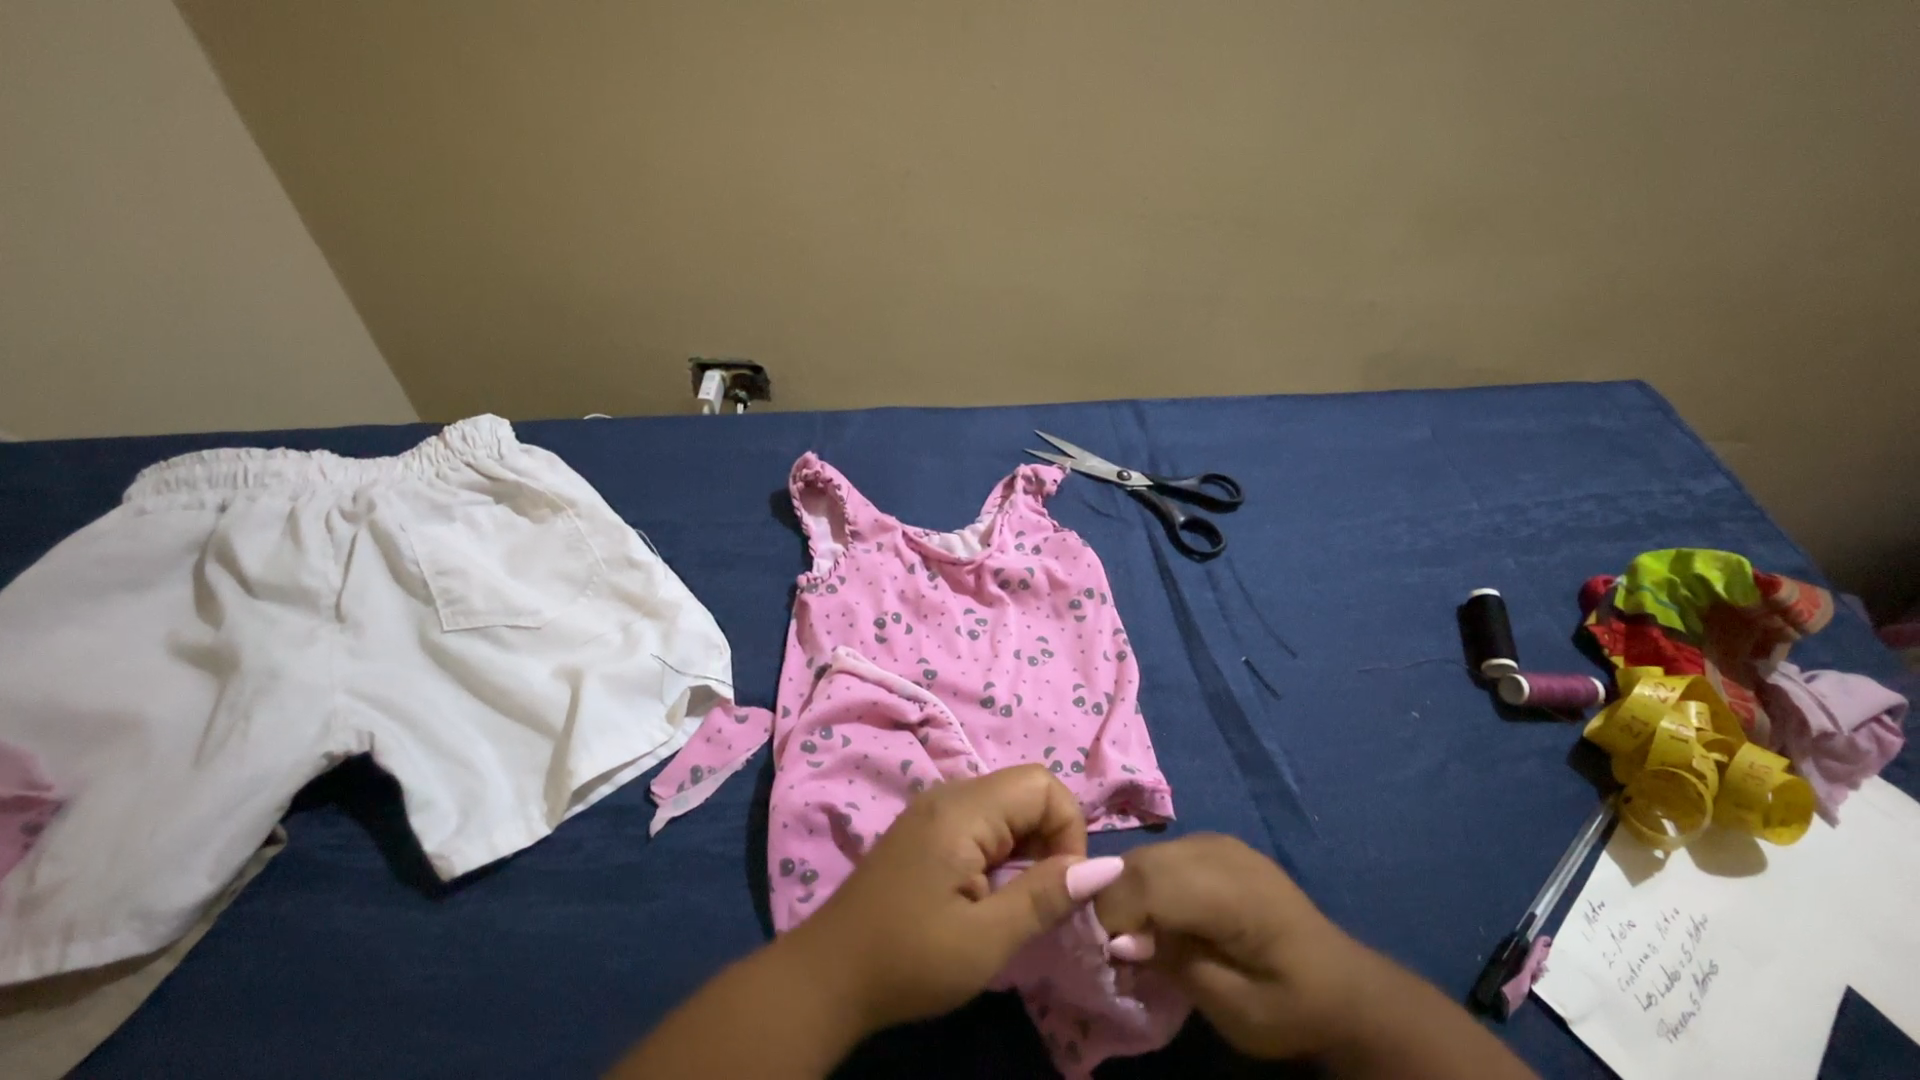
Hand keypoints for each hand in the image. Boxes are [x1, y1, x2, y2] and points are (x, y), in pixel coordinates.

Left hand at [782, 764, 1091, 1033]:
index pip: (1043, 784)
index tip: (1061, 884)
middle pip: (1025, 789)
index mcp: (962, 811)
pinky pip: (980, 821)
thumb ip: (1046, 895)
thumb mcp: (987, 939)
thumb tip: (1106, 866)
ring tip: (1015, 898)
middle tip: (1040, 896)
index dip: (1068, 829)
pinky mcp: (923, 831)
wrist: (827, 978)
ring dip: (1026, 846)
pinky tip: (988, 893)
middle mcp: (947, 796)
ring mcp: (931, 811)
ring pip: (1004, 805)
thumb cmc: (910, 960)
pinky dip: (1001, 850)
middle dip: (1050, 837)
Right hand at [1092, 833, 1383, 1060]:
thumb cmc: (1290, 1005)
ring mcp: (1217, 842)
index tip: (1110, 957)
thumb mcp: (1233, 1007)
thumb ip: (1175, 964)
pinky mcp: (1215, 845)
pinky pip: (1161, 855)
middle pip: (1138, 862)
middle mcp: (1219, 852)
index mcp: (1230, 891)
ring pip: (1144, 855)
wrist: (1344, 987)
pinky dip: (1145, 882)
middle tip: (1115, 949)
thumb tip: (1119, 940)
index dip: (1113, 915)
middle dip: (1112, 903)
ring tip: (1135, 937)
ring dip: (1126, 891)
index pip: (1145, 881)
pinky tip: (1159, 916)